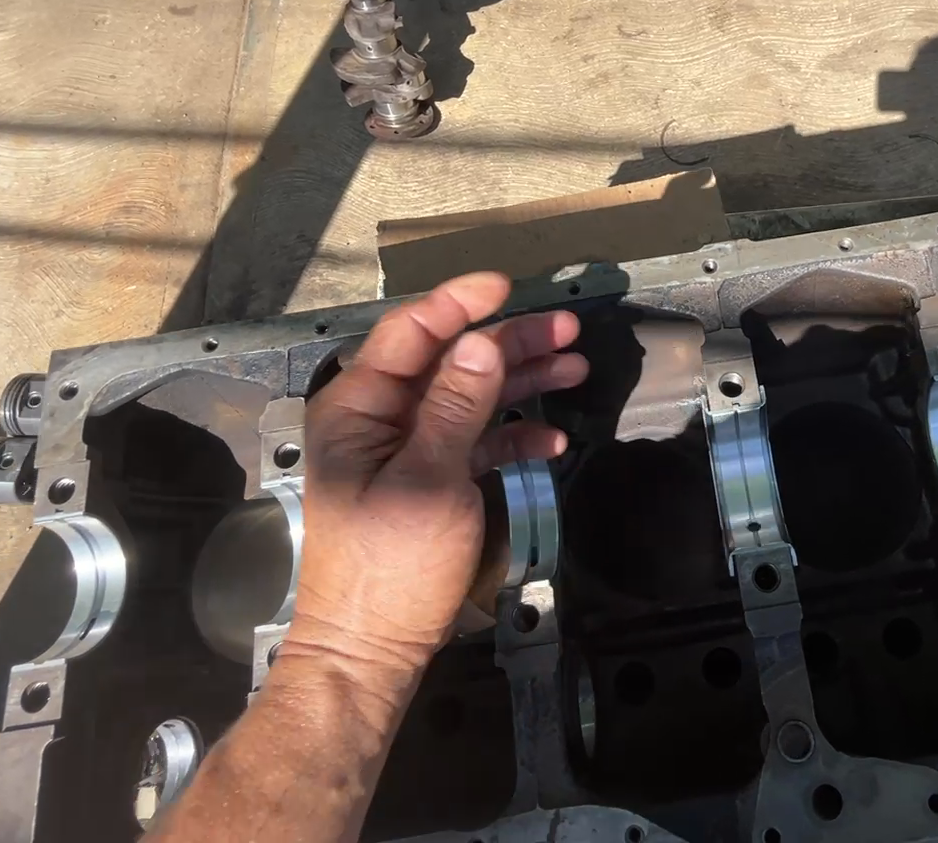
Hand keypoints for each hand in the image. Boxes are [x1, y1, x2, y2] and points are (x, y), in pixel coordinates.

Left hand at [278, 272, 587, 683]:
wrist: (372, 652)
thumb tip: (483, 341)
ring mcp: (413, 446)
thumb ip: (455, 406)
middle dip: (510, 342)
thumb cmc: (390, 566)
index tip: (506, 284)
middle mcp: (385, 416)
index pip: (410, 333)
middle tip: (567, 328)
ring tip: (575, 365)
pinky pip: (480, 439)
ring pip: (474, 395)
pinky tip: (554, 439)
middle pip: (453, 361)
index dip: (458, 303)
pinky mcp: (437, 475)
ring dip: (523, 381)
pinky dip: (515, 435)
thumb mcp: (427, 480)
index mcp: (361, 407)